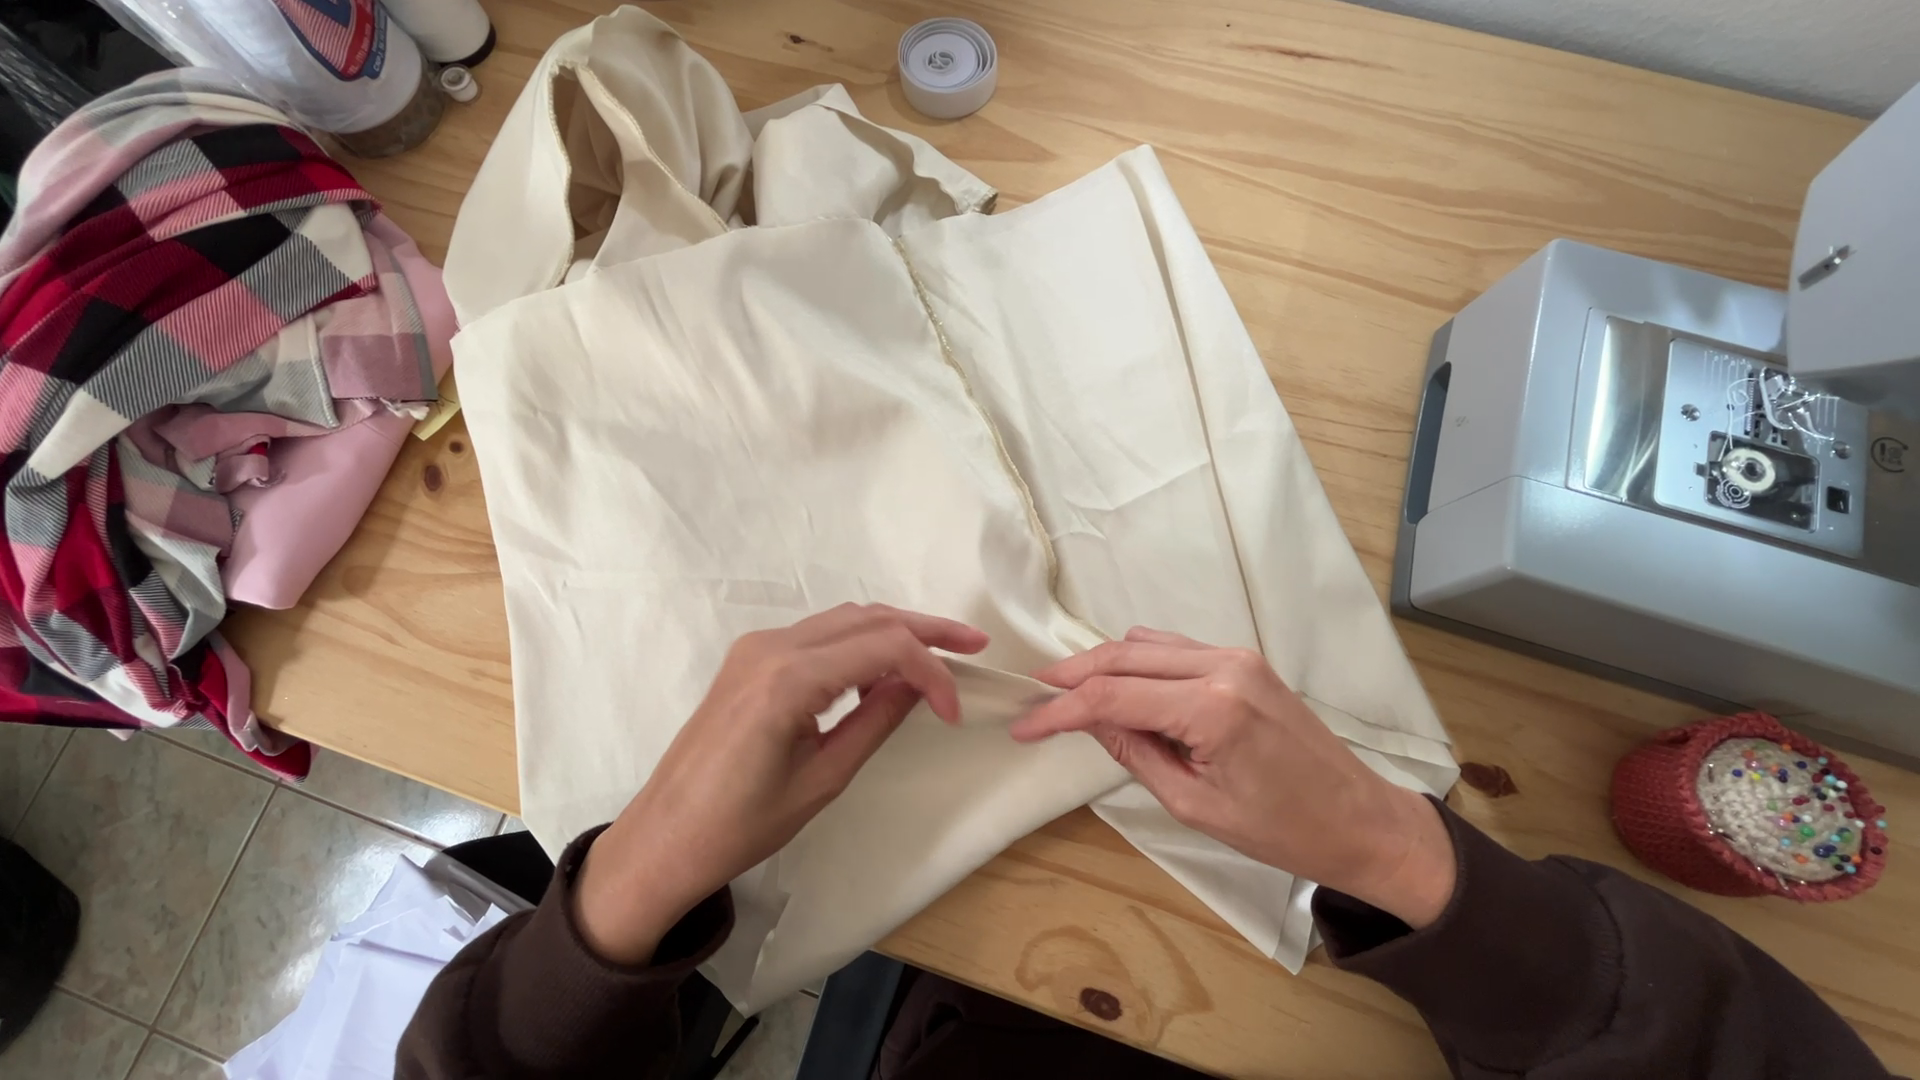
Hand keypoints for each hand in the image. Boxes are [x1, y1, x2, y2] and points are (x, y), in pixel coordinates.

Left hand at [574, 603, 988, 962]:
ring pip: (845, 619)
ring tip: (941, 652)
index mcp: (788, 678)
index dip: (930, 671)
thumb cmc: (740, 826)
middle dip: (925, 629)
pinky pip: (820, 635)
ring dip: (894, 631)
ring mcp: (757, 647)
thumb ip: (876, 722)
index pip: (884, 647)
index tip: (954, 711)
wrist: (662, 839)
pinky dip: (860, 643)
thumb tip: (917, 686)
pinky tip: (884, 669)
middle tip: (972, 643)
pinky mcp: (751, 658)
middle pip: (867, 617)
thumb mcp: (823, 780)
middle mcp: (772, 646)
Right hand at [1010, 627, 1455, 927]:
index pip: (1112, 696)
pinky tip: (1122, 685)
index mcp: (1211, 708)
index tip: (1023, 726)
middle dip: (1073, 674)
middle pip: (1123, 654)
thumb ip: (1134, 752)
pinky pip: (1174, 646)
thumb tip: (1086, 720)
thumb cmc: (1280, 830)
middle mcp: (1221, 665)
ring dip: (1103, 663)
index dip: (1060, 709)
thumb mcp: (1193, 804)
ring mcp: (1236, 655)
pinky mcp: (1243, 659)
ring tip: (1070, 692)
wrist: (1359, 820)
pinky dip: (1138, 660)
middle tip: (1035, 694)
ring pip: (1146, 642)